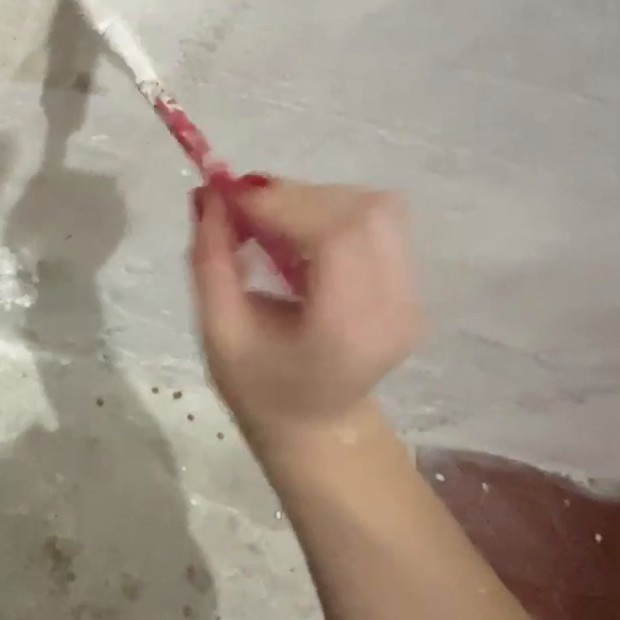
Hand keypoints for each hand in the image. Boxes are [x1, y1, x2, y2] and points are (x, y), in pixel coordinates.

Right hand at [190, 178, 419, 448]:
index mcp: (347, 327)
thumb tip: (207, 195)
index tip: (227, 194)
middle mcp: (394, 305)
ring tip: (267, 222)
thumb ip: (211, 262)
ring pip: (376, 208)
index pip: (336, 234)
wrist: (315, 425)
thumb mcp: (218, 331)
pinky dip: (330, 214)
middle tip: (240, 207)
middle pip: (363, 211)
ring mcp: (411, 294)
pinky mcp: (410, 283)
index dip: (283, 201)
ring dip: (314, 201)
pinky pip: (378, 223)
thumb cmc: (257, 387)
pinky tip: (295, 235)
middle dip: (295, 196)